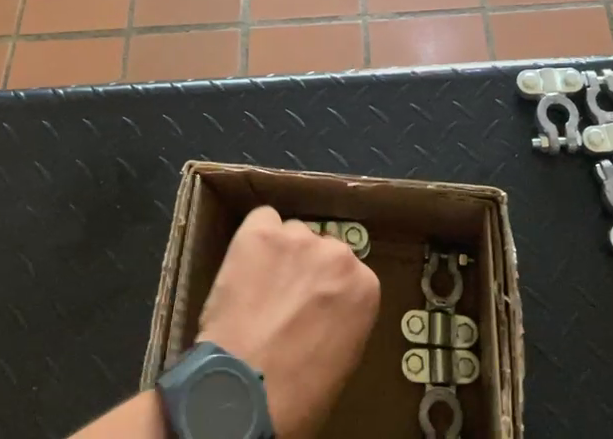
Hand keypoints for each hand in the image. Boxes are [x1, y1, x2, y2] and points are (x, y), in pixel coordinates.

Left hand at [196, 206, 379, 437]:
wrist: (246, 390)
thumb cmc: (298, 393)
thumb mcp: (342, 358)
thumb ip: (342, 317)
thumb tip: (327, 310)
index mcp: (366, 286)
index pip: (348, 274)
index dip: (326, 291)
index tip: (312, 310)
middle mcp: (339, 254)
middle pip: (321, 248)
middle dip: (305, 269)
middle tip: (283, 299)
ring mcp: (299, 238)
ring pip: (291, 234)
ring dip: (280, 254)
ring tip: (258, 286)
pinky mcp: (261, 232)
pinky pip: (262, 218)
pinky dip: (255, 237)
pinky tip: (246, 263)